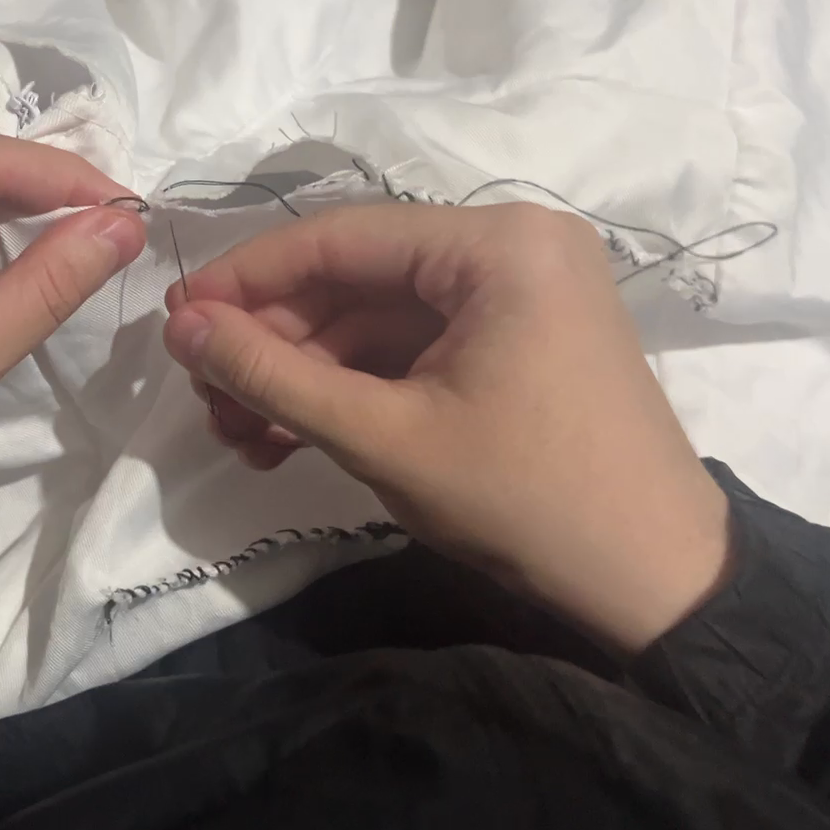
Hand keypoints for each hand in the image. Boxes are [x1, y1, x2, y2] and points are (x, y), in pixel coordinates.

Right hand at [161, 202, 728, 651]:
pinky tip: (286, 436)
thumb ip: (270, 373)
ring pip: (366, 322)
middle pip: (350, 281)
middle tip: (205, 397)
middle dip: (270, 342)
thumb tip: (180, 327)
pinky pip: (400, 352)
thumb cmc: (524, 500)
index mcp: (495, 245)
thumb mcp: (380, 435)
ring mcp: (506, 298)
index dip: (245, 277)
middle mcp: (504, 250)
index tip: (175, 318)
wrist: (653, 590)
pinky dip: (343, 390)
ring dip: (297, 375)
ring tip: (237, 432)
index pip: (338, 238)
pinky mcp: (500, 343)